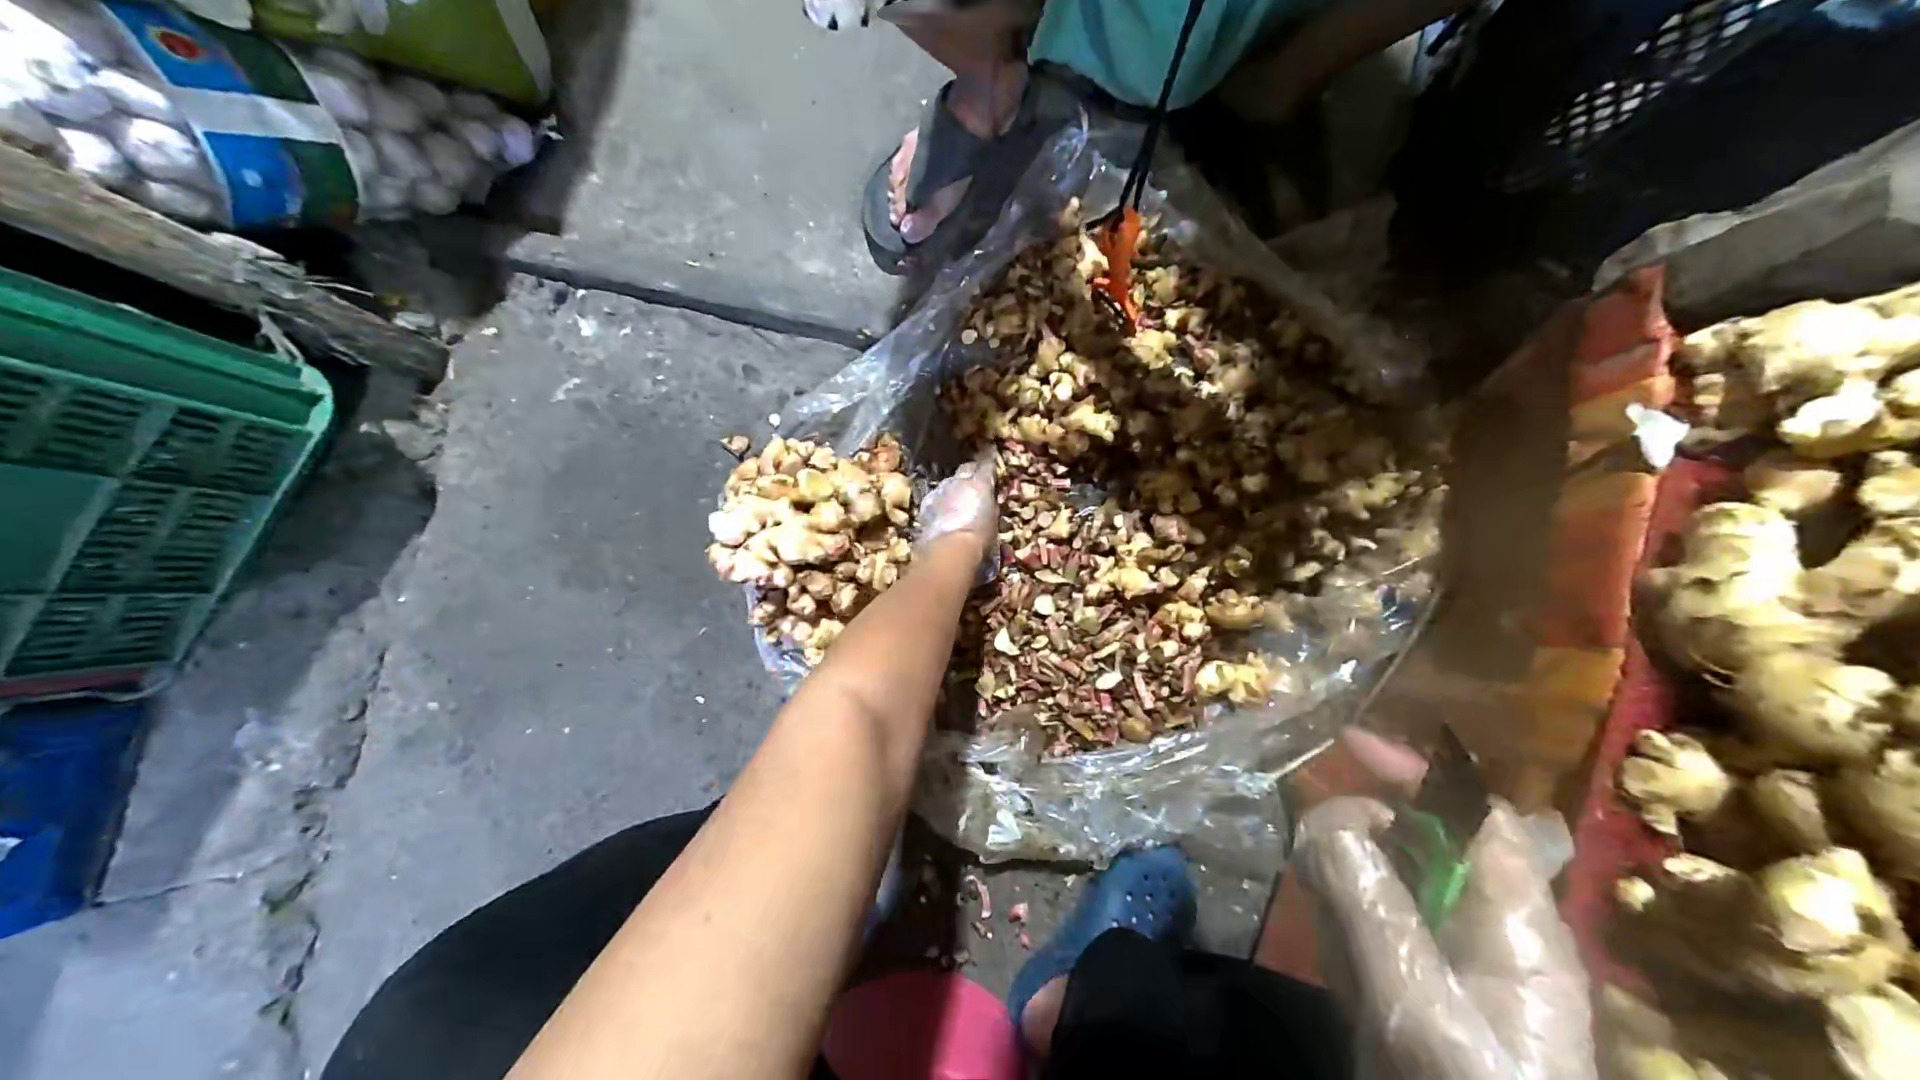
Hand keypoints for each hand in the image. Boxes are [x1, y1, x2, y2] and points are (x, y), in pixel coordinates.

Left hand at [915, 451, 996, 558]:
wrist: (949, 548)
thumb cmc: (980, 538)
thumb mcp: (993, 520)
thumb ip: (990, 505)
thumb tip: (988, 501)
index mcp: (980, 483)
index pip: (986, 463)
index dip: (988, 458)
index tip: (990, 451)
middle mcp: (959, 481)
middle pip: (966, 468)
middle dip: (970, 472)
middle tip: (975, 480)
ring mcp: (940, 490)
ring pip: (949, 483)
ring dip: (954, 489)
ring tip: (958, 501)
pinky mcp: (926, 503)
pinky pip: (936, 498)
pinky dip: (941, 502)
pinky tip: (943, 515)